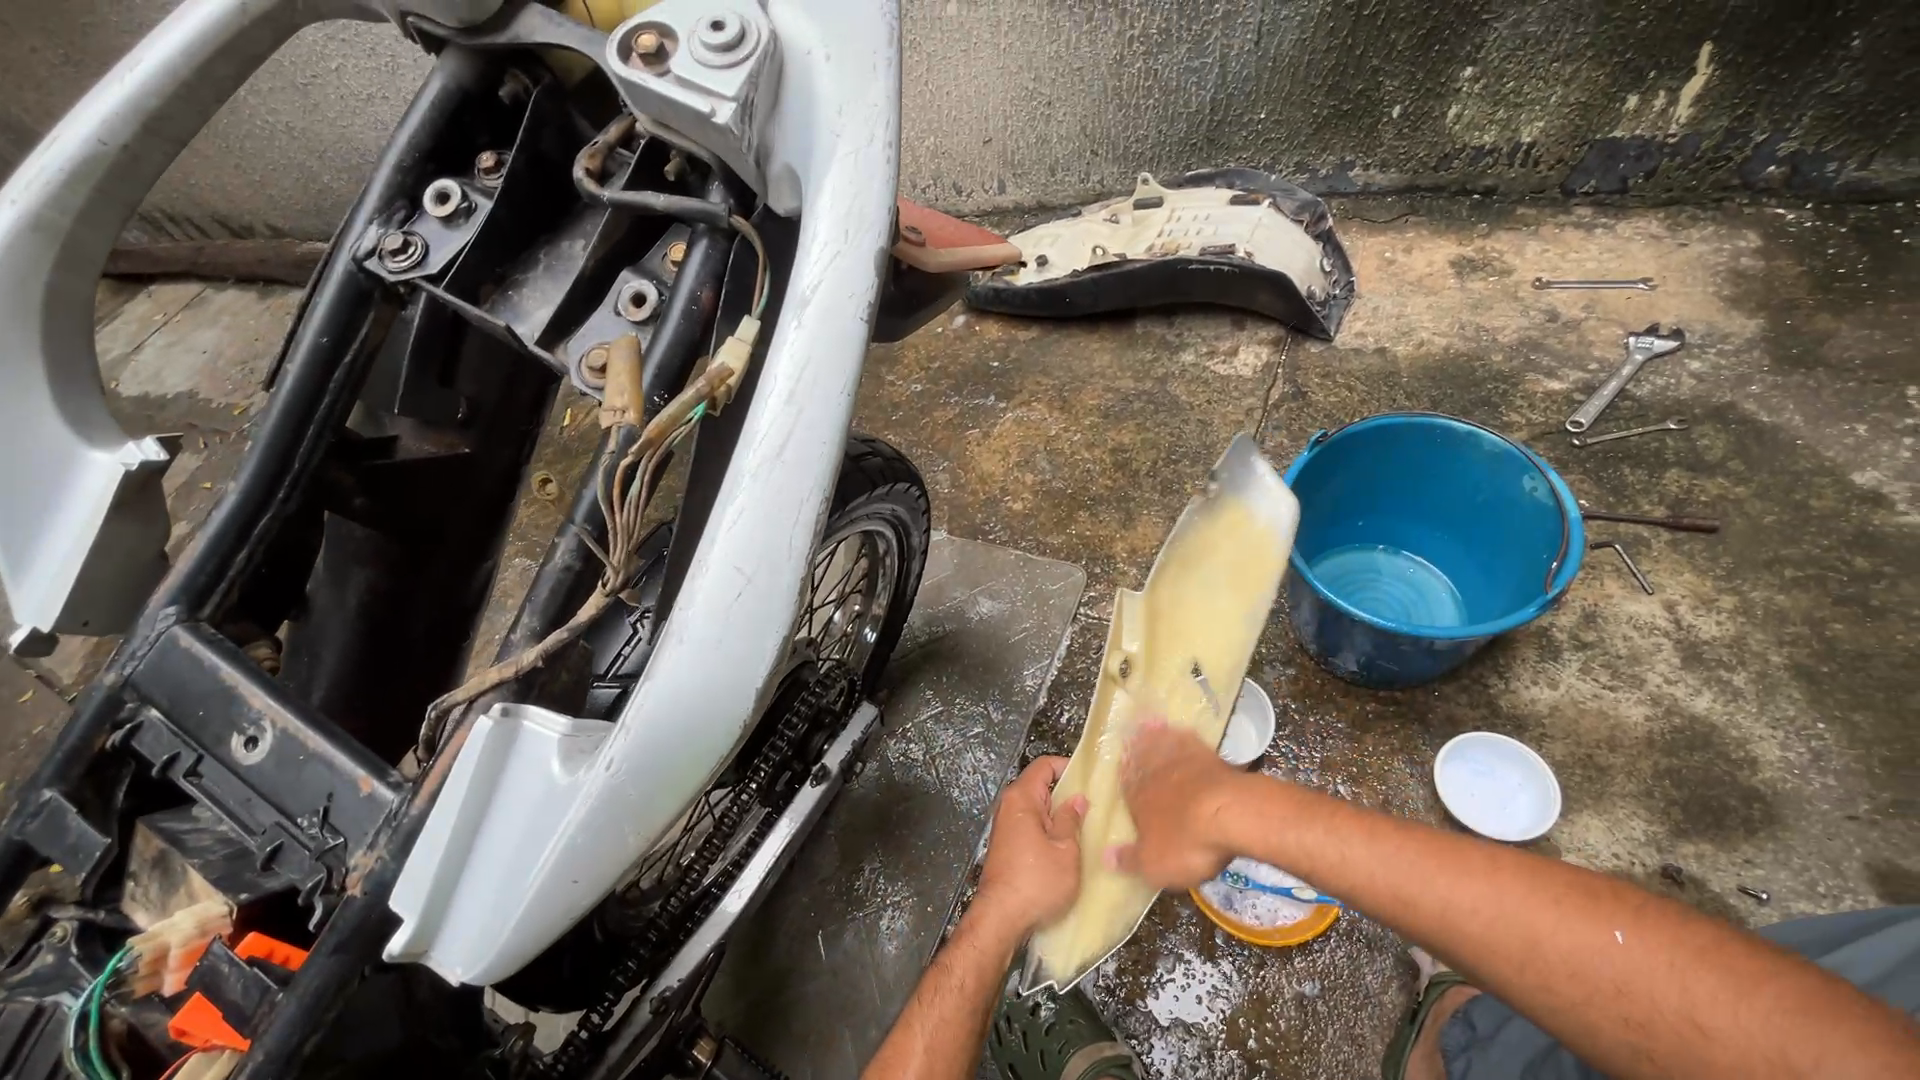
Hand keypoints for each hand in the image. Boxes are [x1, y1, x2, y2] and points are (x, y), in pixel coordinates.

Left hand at [972, 756, 1087, 937]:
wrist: (1001, 920)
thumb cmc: (1036, 882)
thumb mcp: (1065, 850)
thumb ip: (1071, 820)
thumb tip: (1077, 800)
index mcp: (1021, 798)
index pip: (1045, 766)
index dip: (1069, 767)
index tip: (1093, 779)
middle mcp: (1009, 807)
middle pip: (1041, 787)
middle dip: (1068, 795)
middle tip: (1097, 806)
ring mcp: (1007, 828)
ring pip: (1038, 811)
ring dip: (1061, 817)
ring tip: (1088, 828)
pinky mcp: (1008, 848)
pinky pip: (1033, 829)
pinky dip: (1050, 833)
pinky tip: (1070, 847)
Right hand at [1108, 719, 1243, 888]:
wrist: (1231, 814)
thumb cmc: (1187, 842)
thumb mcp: (1154, 863)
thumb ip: (1130, 860)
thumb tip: (1104, 857)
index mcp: (1138, 798)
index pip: (1127, 783)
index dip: (1123, 772)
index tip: (1119, 758)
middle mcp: (1157, 776)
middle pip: (1144, 758)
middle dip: (1137, 746)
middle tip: (1132, 730)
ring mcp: (1187, 764)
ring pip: (1167, 746)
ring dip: (1160, 735)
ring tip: (1154, 722)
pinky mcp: (1215, 760)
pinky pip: (1195, 744)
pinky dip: (1188, 737)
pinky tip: (1188, 732)